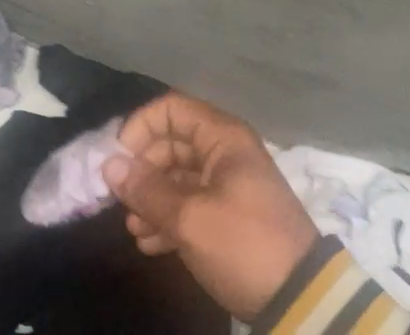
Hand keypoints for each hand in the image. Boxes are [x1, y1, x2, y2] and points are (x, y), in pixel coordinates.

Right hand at [103, 92, 318, 321]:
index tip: (119, 161)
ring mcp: (228, 186)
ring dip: (151, 201)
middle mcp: (225, 153)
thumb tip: (109, 165)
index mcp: (222, 138)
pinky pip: (190, 205)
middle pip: (170, 144)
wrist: (299, 299)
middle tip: (121, 202)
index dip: (140, 128)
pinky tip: (150, 244)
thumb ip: (146, 190)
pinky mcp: (229, 217)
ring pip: (177, 178)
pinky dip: (168, 220)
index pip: (170, 110)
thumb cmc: (242, 244)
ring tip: (136, 230)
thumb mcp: (189, 218)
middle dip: (142, 172)